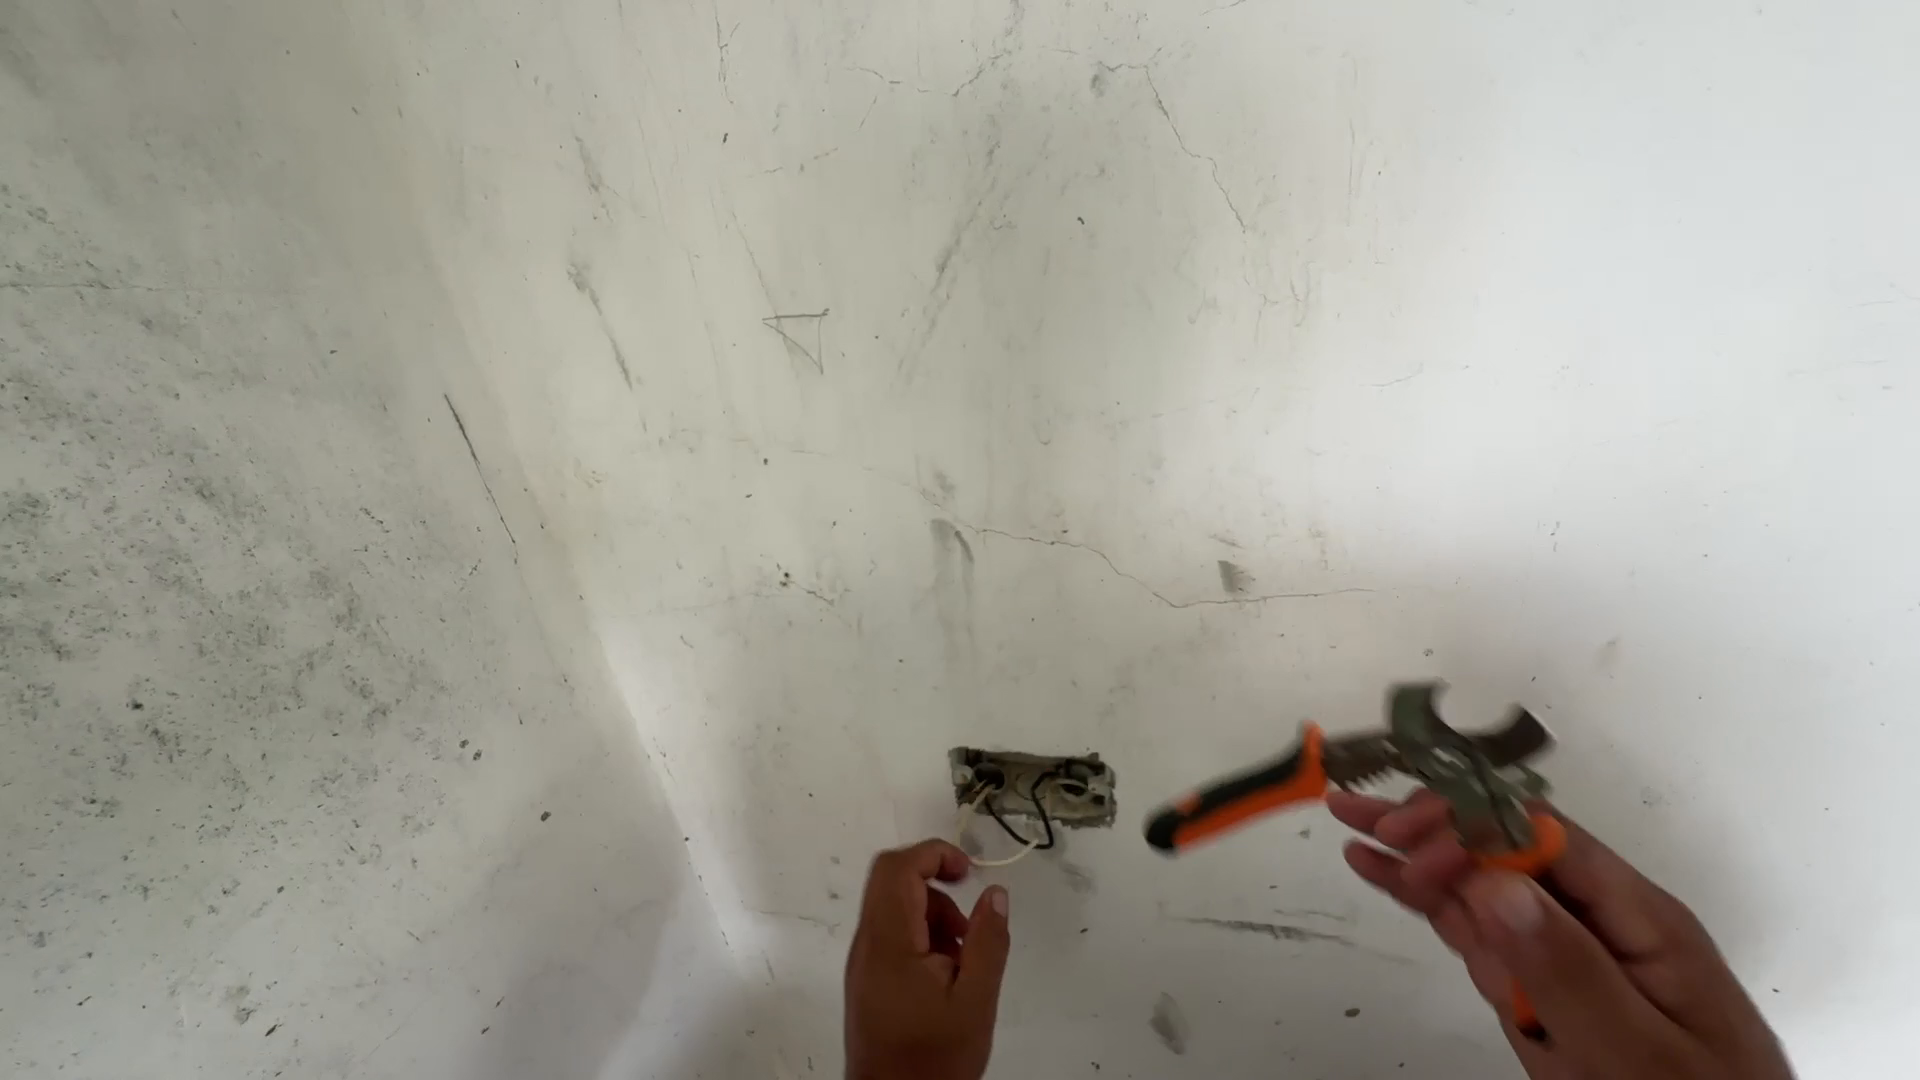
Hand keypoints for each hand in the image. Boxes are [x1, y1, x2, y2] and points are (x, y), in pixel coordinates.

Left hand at [844, 839, 1010, 1079]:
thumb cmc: (935, 1060)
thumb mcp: (976, 1001)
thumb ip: (989, 941)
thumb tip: (995, 892)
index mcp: (888, 942)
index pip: (897, 867)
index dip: (934, 854)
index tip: (969, 872)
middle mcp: (866, 944)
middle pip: (892, 880)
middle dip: (936, 884)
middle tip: (969, 918)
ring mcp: (863, 962)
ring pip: (894, 907)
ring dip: (934, 915)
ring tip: (964, 957)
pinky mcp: (867, 980)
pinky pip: (892, 935)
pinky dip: (923, 937)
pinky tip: (947, 973)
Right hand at [1327, 790, 1793, 1079]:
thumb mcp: (1637, 1051)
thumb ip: (1569, 969)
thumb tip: (1494, 884)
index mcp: (1633, 913)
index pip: (1542, 837)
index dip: (1470, 824)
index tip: (1410, 839)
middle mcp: (1585, 910)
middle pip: (1497, 842)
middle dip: (1431, 828)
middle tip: (1367, 828)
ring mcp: (1550, 936)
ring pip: (1469, 872)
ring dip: (1408, 844)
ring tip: (1346, 817)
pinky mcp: (1521, 965)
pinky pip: (1462, 914)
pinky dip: (1415, 889)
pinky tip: (1373, 865)